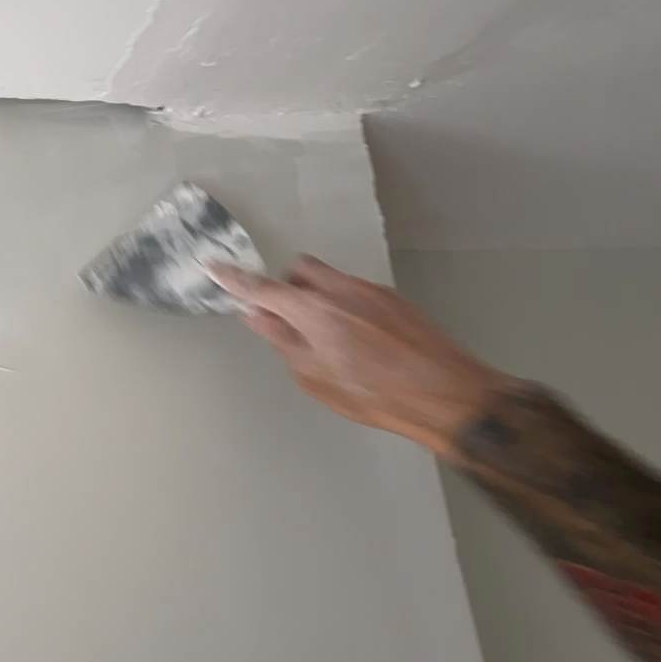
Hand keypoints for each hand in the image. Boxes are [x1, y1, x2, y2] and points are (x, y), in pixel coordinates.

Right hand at [206, 255, 515, 456]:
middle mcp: (342, 290)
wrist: (447, 394)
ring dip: (315, 298)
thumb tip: (258, 316)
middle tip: (286, 319)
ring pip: (330, 279)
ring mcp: (373, 291)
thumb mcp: (313, 375)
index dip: (234, 279)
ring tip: (326, 339)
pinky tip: (357, 342)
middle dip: (286, 286)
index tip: (213, 267)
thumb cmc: (371, 393)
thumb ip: (282, 340)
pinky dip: (341, 307)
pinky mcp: (395, 300)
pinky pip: (354, 292)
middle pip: (301, 269)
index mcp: (314, 311)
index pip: (262, 288)